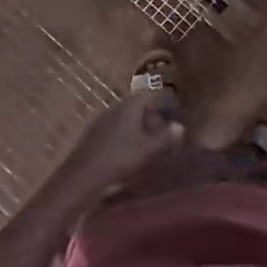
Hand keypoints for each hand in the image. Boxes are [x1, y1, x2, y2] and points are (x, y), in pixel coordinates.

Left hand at [52, 89, 184, 200]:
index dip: (161, 102)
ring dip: (137, 127)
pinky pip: (114, 127)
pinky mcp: (94, 131)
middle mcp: (115, 107)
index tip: (171, 113)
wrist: (85, 172)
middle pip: (137, 105)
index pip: (148, 94)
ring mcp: (102, 118)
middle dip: (150, 117)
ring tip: (147, 145)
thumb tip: (181, 126)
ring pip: (125, 117)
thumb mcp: (148, 149)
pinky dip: (124, 134)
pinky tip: (127, 151)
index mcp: (129, 106)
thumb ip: (166, 137)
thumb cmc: (120, 157)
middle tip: (161, 134)